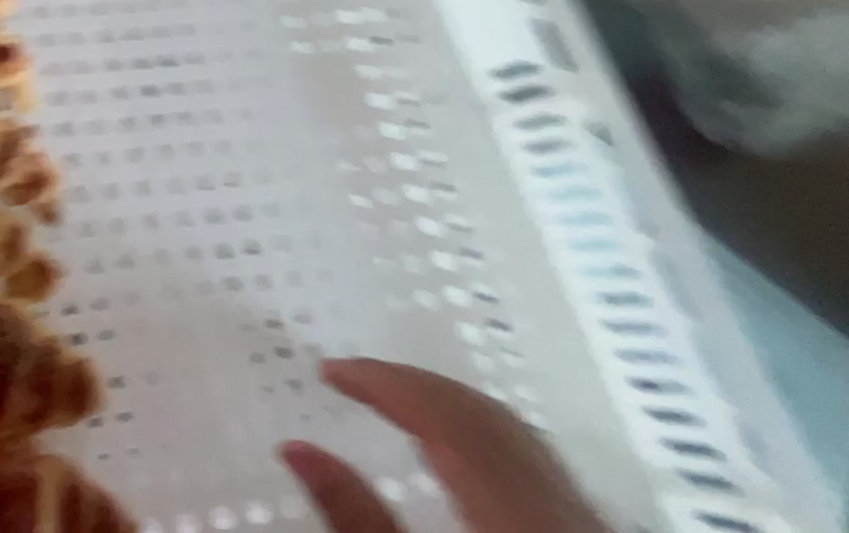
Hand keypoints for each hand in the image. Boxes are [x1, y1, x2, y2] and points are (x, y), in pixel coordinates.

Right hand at [283, 359, 612, 532]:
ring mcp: (591, 530)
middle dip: (414, 386)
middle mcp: (568, 518)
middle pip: (488, 418)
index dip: (385, 383)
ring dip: (448, 407)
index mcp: (517, 524)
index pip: (449, 420)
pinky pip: (537, 465)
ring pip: (520, 436)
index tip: (330, 371)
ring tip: (390, 401)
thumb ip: (354, 522)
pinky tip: (449, 449)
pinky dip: (481, 437)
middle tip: (353, 378)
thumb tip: (296, 449)